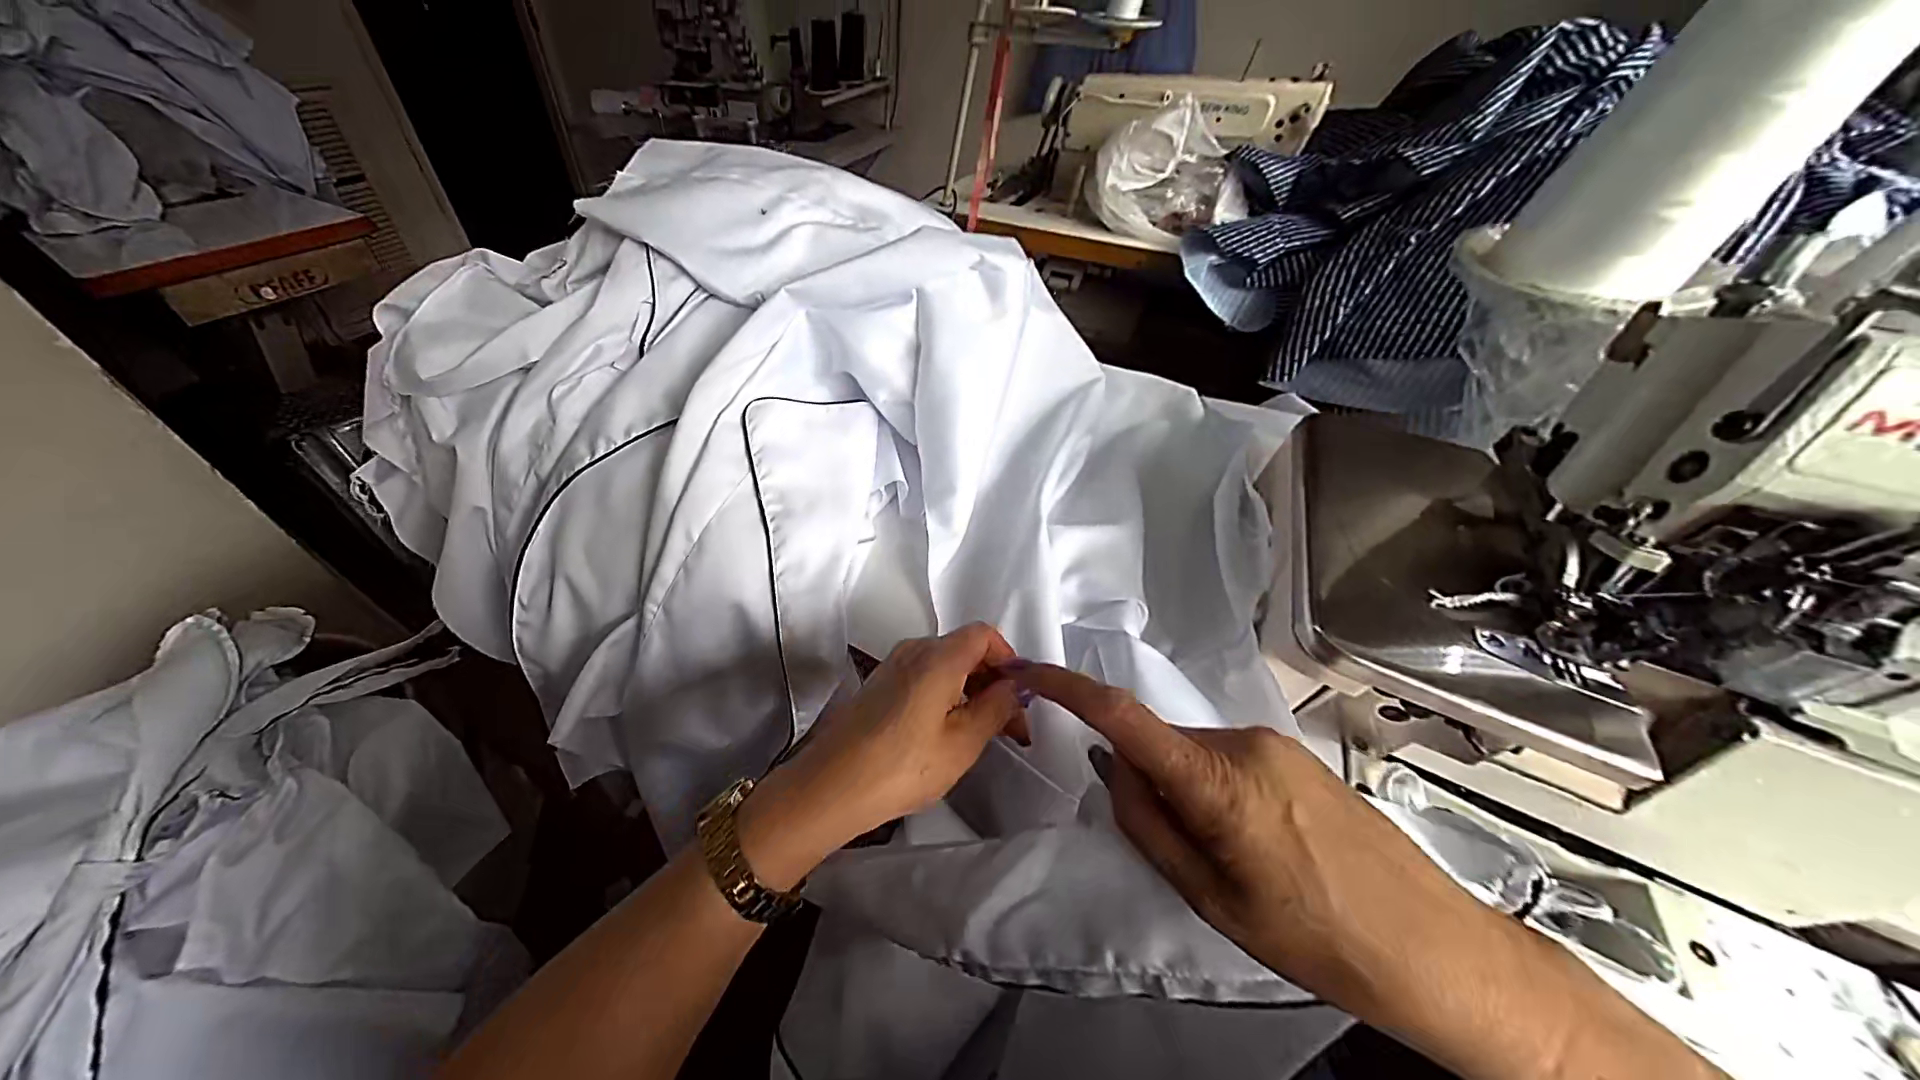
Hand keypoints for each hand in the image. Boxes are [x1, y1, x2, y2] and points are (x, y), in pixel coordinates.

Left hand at [736, 623, 1028, 888]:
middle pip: (965, 648)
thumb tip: (1016, 686)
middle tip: (1012, 723)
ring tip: (985, 733)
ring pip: (945, 664)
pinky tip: (951, 732)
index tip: (1020, 694)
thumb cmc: (899, 768)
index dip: (1009, 659)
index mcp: (937, 657)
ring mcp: (892, 667)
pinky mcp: (879, 686)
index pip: (985, 634)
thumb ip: (997, 706)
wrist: (829, 789)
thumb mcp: (963, 743)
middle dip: (994, 680)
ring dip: (971, 690)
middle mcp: (913, 651)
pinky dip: (947, 695)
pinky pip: (925, 677)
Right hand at [1007, 663, 1727, 1079]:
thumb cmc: (1318, 939)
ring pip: (1193, 753)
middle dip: (1145, 780)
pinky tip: (1252, 841)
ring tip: (1226, 857)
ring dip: (1184, 789)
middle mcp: (1244, 742)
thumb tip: (1111, 766)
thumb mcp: (1212, 899)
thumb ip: (1148, 824)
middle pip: (1160, 744)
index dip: (1072, 689)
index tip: (1032, 671)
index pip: (1126, 718)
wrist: (1437, 948)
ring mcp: (1275, 742)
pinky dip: (1212, 786)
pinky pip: (1226, 757)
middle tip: (1172, 848)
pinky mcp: (1294, 751)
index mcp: (1220, 783)